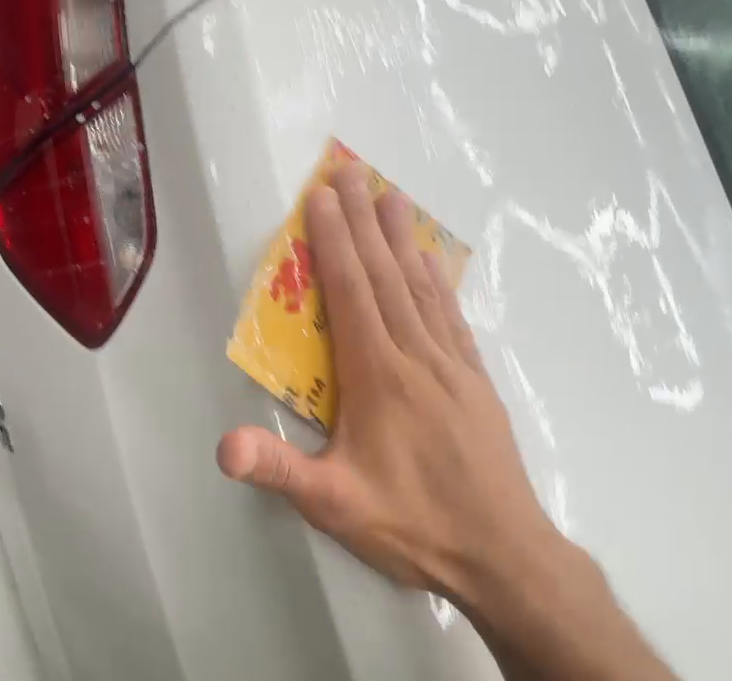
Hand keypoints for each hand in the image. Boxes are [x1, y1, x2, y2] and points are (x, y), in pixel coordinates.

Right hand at [215, 164, 564, 602]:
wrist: (508, 560)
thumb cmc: (412, 524)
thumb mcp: (334, 504)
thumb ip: (278, 469)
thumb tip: (223, 446)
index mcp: (378, 375)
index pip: (351, 292)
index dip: (333, 240)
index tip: (322, 195)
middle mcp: (416, 357)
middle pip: (385, 274)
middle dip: (364, 220)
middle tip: (352, 170)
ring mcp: (451, 367)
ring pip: (420, 287)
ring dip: (401, 237)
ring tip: (392, 195)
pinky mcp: (474, 382)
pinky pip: (449, 315)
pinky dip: (435, 279)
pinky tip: (430, 262)